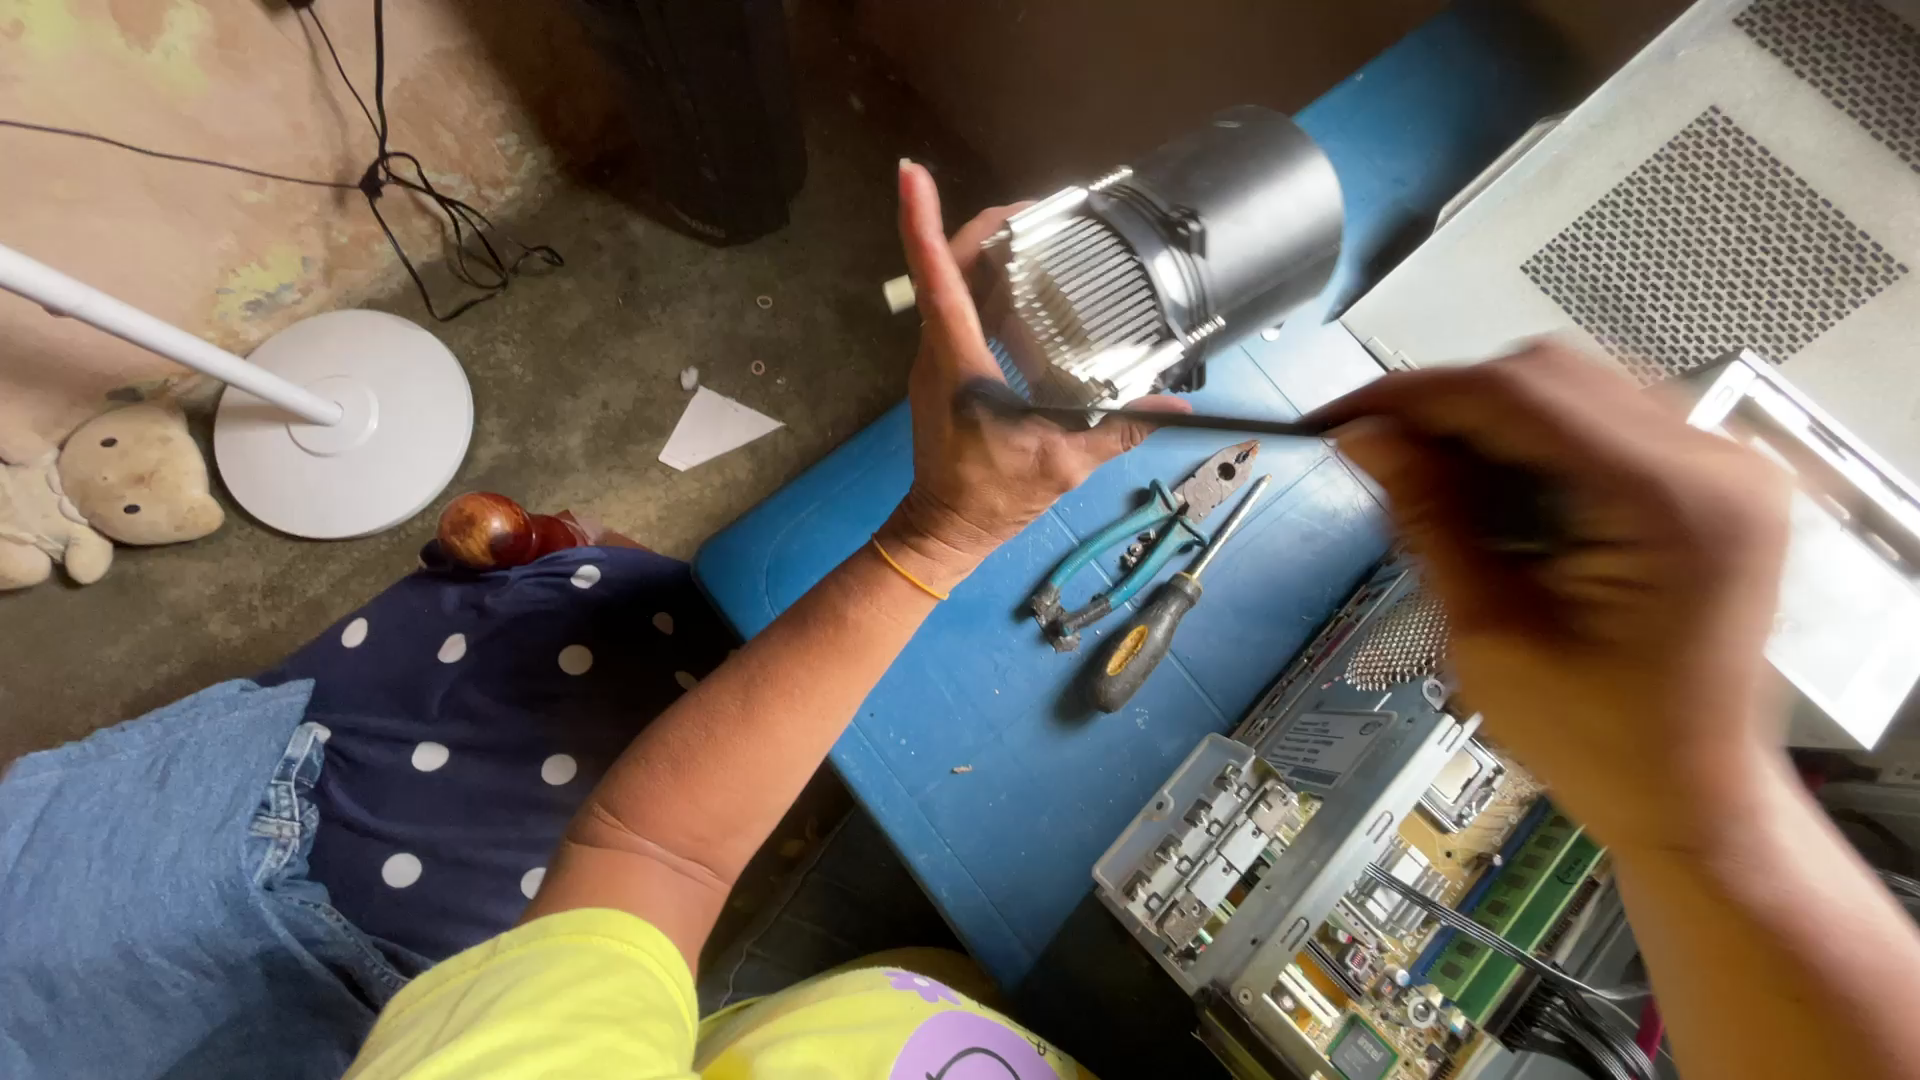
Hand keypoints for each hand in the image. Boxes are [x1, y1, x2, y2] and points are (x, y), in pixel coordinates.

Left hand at [879, 161, 1189, 589]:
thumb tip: (1175, 411)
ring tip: (1046, 237)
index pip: (937, 279)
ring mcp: (935, 358)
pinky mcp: (942, 368)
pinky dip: (989, 284)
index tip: (912, 172)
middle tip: (1047, 210)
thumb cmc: (990, 497)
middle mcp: (938, 350)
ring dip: (989, 251)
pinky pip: (959, 309)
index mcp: (959, 364)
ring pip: (951, 284)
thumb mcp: (1061, 465)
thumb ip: (1117, 432)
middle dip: (989, 226)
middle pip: (949, 265)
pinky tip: (1030, 288)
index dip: (921, 221)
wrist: (945, 527)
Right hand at [1314, 342, 1791, 855]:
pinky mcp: (1700, 484)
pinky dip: (1519, 437)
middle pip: (1547, 373)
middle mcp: (1713, 463)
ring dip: (1478, 418)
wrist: (1686, 793)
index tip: (1337, 419)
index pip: (1517, 395)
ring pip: (1566, 385)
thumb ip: (1427, 516)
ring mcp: (1717, 469)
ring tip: (1422, 472)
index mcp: (1668, 503)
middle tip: (1375, 452)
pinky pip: (1591, 419)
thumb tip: (1362, 437)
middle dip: (1443, 404)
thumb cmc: (1587, 736)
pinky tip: (1482, 486)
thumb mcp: (1484, 627)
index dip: (1411, 395)